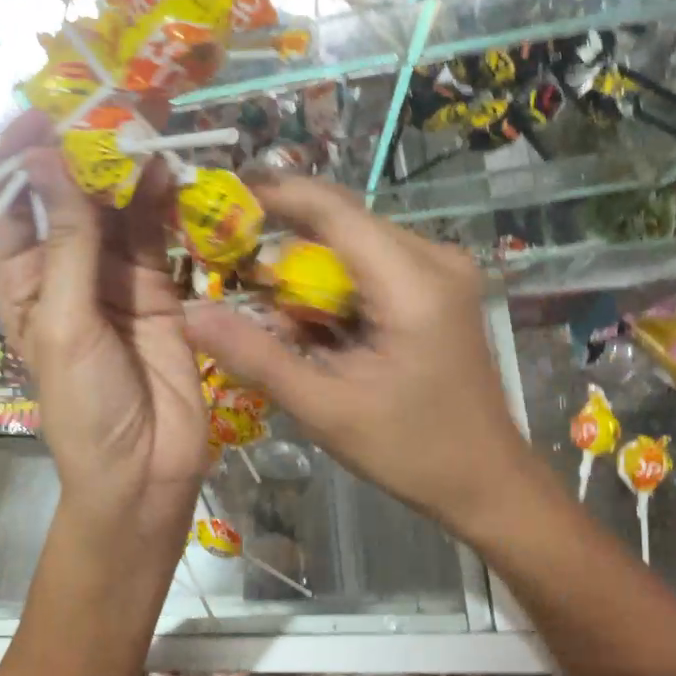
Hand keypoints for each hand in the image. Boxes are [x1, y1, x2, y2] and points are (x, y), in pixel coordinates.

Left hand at [0, 111, 207, 523]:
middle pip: (70, 196)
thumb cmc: (83, 403)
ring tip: (148, 117)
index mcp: (22, 280)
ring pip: (117, 209)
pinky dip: (162, 202)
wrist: (142, 470)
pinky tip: (170, 167)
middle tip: (112, 97)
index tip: (42, 112)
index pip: (14, 205)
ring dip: (128, 167)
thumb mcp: (64, 321)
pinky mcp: (157, 289)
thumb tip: (45, 159)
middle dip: (86, 150)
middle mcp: (64, 271)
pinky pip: (156, 235)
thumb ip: (66, 241)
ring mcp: (112, 278)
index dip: (22, 157)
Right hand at [184, 174, 536, 530]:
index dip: (274, 195)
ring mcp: (440, 272)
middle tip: (225, 267)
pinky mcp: (436, 290)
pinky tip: (309, 330)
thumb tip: (189, 315)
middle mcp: (434, 260)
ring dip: (304, 274)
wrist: (485, 481)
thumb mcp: (323, 407)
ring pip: (351, 247)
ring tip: (267, 315)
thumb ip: (255, 356)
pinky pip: (369, 270)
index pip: (334, 211)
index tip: (219, 194)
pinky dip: (330, 292)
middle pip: (341, 226)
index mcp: (414, 283)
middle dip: (281, 244)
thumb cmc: (409, 450)